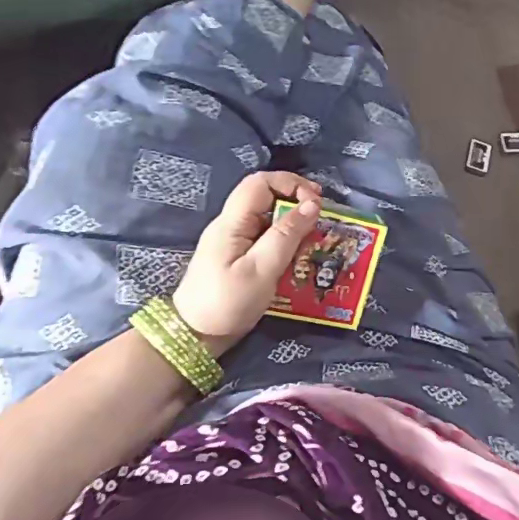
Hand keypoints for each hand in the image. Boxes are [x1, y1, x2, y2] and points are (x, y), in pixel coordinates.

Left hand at [172, 172, 322, 349]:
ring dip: (293, 225)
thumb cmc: (228, 303)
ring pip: (267, 220)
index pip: (260, 182)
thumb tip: (312, 205)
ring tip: (316, 240)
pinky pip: (264, 240)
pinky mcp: (237, 259)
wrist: (195, 336)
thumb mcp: (262, 269)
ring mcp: (233, 243)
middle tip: (323, 220)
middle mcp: (231, 226)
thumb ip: (286, 235)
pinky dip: (285, 243)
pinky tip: (300, 258)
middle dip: (296, 203)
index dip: (291, 184)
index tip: (317, 202)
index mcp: (232, 222)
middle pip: (265, 198)